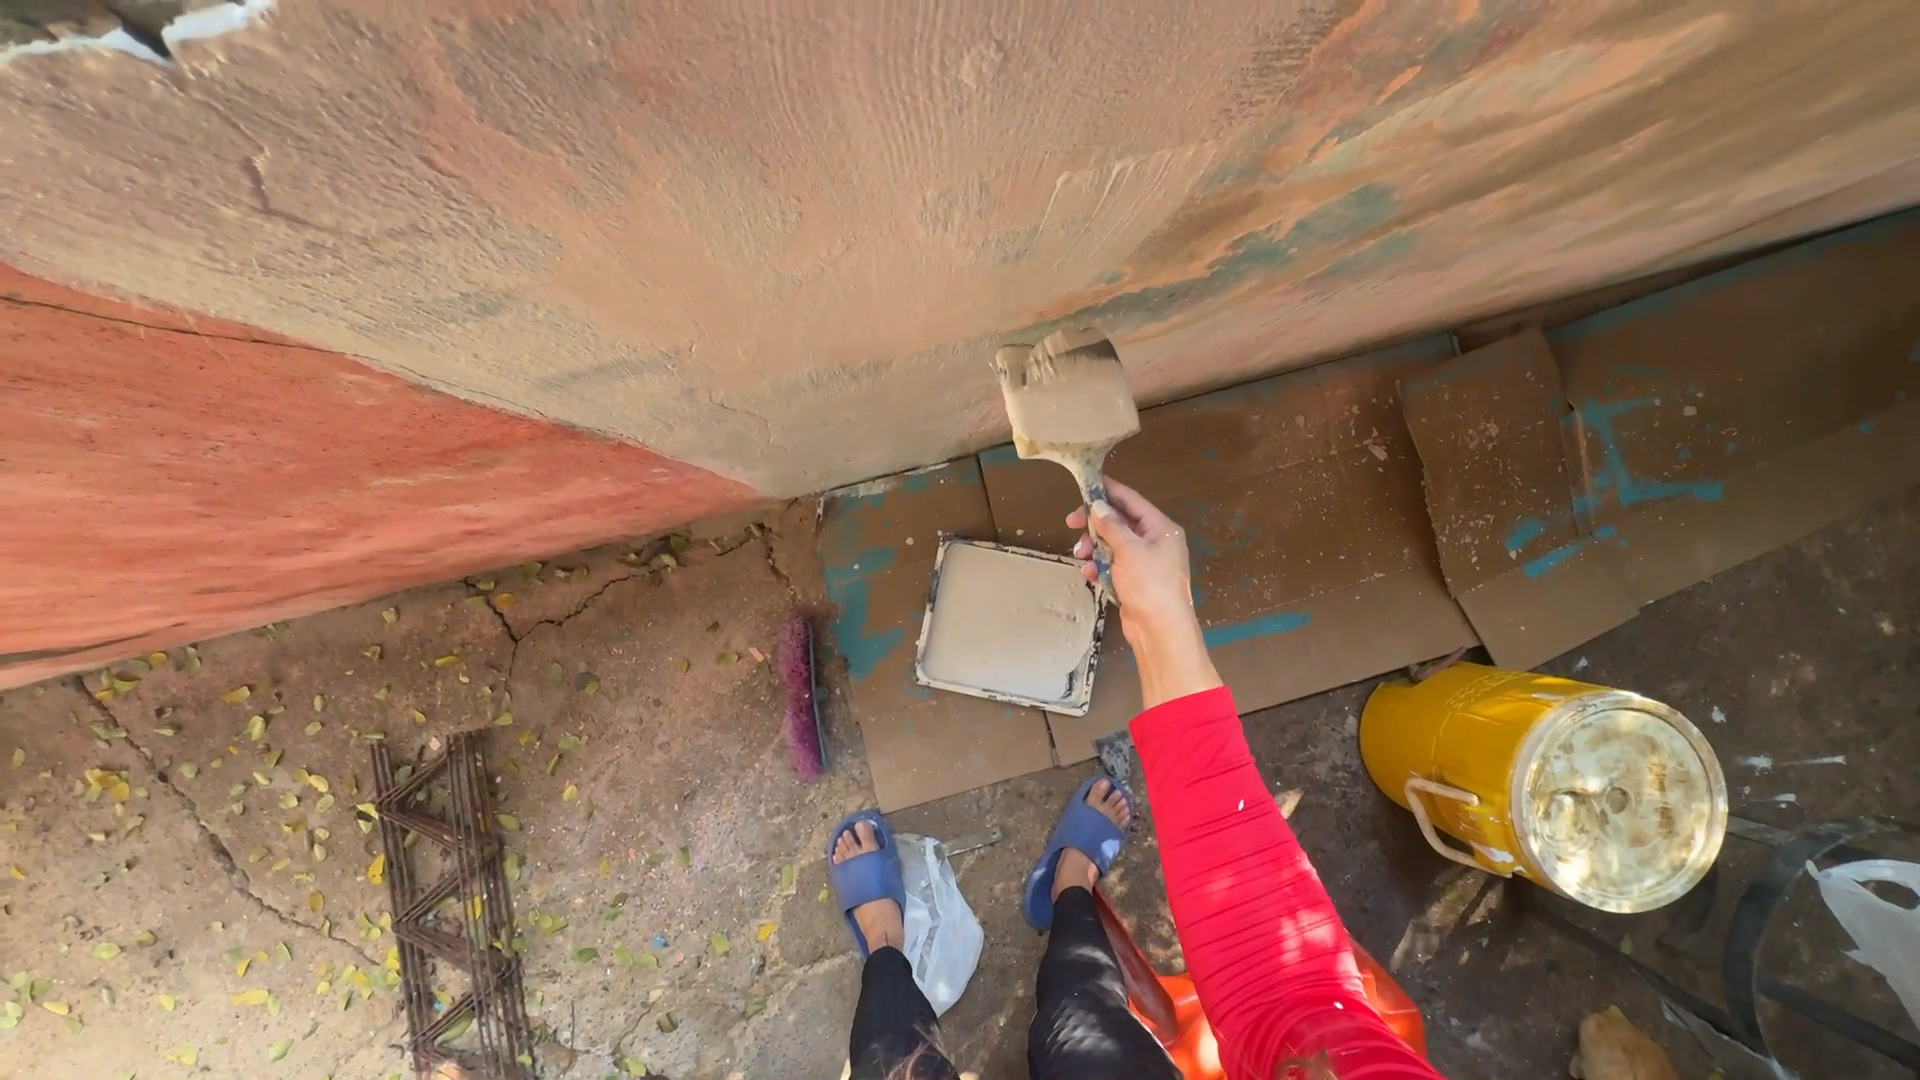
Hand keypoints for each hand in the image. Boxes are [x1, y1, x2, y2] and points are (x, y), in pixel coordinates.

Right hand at [1066, 480, 1195, 640]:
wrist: (1160, 629)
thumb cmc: (1149, 584)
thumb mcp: (1128, 549)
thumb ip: (1111, 525)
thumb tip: (1098, 505)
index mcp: (1161, 528)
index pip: (1131, 500)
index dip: (1108, 491)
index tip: (1085, 486)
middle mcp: (1155, 542)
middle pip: (1119, 523)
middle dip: (1095, 525)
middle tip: (1071, 523)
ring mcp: (1145, 563)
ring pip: (1112, 545)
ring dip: (1094, 548)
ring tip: (1080, 556)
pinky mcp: (1134, 581)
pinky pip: (1112, 566)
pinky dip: (1099, 567)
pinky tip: (1088, 573)